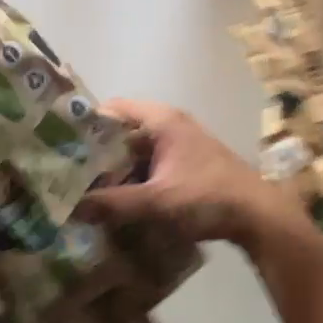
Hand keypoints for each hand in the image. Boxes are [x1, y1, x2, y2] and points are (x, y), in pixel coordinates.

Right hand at [82, 99, 308, 250]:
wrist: (259, 214)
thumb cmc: (207, 197)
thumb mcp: (157, 201)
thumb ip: (115, 203)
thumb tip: (73, 208)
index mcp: (162, 120)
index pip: (114, 108)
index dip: (88, 122)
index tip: (63, 142)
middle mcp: (171, 124)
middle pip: (124, 130)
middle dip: (99, 150)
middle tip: (69, 171)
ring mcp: (183, 143)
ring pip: (138, 149)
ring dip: (118, 166)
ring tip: (87, 187)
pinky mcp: (190, 163)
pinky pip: (153, 163)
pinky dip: (136, 176)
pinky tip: (120, 198)